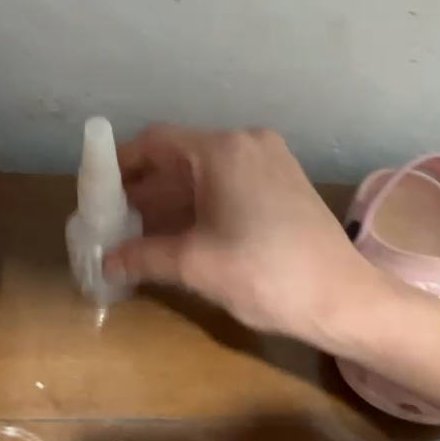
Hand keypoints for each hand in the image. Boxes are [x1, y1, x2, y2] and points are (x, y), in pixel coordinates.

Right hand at [106, 125, 388, 342]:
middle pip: (180, 157)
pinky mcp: (284, 186)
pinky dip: (201, 206)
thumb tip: (106, 263)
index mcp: (224, 150)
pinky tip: (180, 236)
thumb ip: (144, 257)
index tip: (96, 194)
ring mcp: (271, 163)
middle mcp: (248, 144)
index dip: (120, 165)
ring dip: (171, 201)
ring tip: (137, 235)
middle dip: (144, 190)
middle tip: (111, 221)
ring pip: (205, 174)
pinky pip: (229, 186)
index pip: (156, 142)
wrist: (343, 299)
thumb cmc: (266, 275)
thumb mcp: (196, 265)